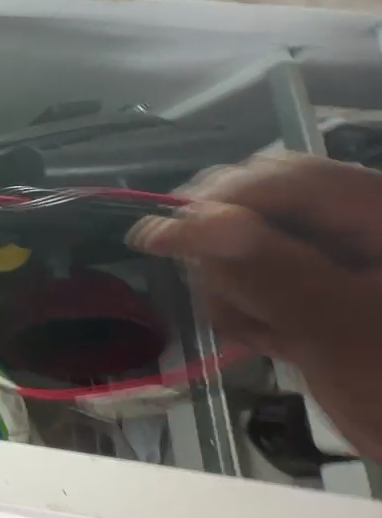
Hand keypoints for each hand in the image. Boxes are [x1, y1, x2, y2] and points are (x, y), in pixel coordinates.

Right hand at [128, 153, 381, 459]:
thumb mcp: (335, 331)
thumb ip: (259, 267)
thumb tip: (175, 221)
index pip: (290, 179)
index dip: (218, 202)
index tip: (158, 242)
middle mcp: (375, 226)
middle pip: (267, 205)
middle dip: (225, 251)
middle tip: (232, 301)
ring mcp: (359, 257)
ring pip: (253, 241)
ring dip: (235, 288)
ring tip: (264, 334)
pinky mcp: (339, 286)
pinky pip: (265, 273)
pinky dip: (250, 304)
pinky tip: (273, 338)